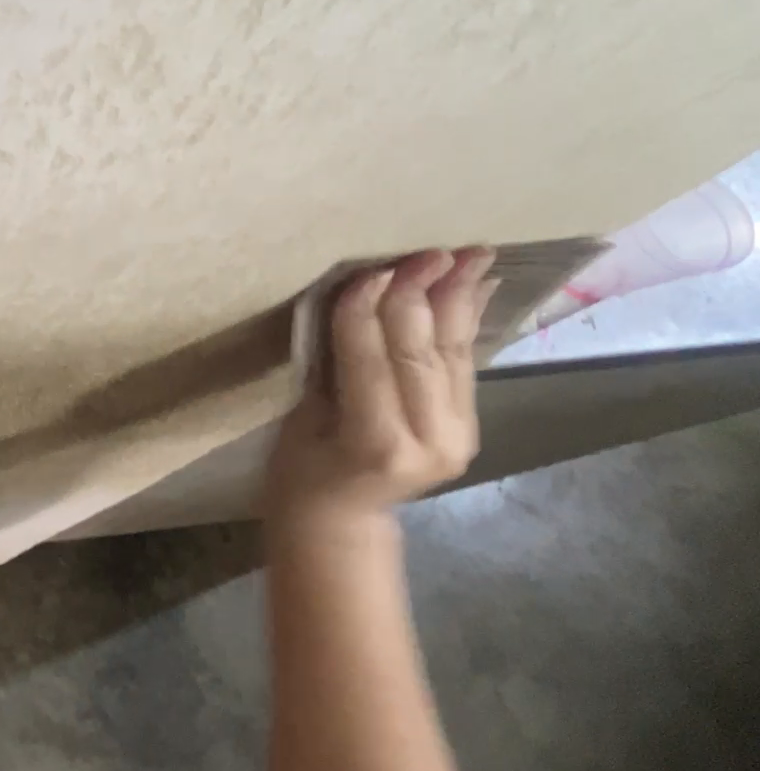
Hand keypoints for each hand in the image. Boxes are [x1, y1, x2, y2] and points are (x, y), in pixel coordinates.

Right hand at [264, 248, 498, 524]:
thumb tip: (355, 304)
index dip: (368, 314)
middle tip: (428, 252)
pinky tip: (473, 288)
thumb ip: (332, 370)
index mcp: (374, 446)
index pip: (372, 364)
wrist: (337, 518)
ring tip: (468, 255)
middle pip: (420, 356)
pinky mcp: (470, 428)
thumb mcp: (300, 423)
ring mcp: (458, 437)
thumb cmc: (298, 471)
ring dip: (456, 301)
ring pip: (452, 356)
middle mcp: (430, 442)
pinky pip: (465, 366)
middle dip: (420, 299)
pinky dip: (467, 322)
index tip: (372, 270)